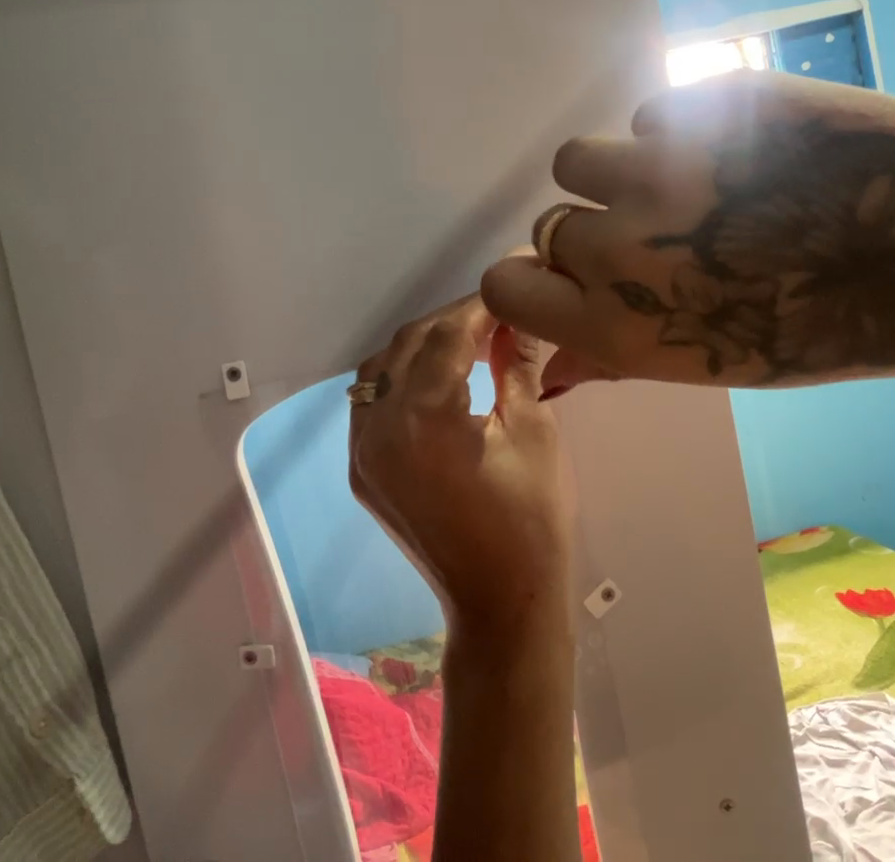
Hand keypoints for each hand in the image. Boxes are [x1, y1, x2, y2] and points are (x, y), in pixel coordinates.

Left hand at [347, 296, 568, 634]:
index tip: (509, 293)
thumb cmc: (531, 519)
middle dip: (449, 322)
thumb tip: (517, 317)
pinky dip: (397, 382)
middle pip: (407, 346)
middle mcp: (377, 428)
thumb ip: (517, 364)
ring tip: (464, 345)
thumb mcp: (534, 433)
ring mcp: (361, 452)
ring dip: (418, 348)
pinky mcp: (360, 472)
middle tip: (493, 317)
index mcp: (424, 418)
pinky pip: (369, 407)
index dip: (479, 307)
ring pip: (378, 372)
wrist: (499, 600)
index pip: (446, 336)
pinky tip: (432, 382)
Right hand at [480, 70, 894, 390]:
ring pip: (578, 158)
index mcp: (614, 326)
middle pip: (549, 224)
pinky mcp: (700, 107)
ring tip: (681, 182)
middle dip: (591, 229)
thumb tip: (549, 369)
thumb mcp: (704, 365)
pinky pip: (650, 115)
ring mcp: (655, 170)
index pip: (504, 287)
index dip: (529, 278)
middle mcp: (617, 249)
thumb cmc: (815, 330)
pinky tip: (737, 153)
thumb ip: (613, 358)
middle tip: (656, 235)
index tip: (565, 275)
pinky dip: (676, 132)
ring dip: (616, 172)